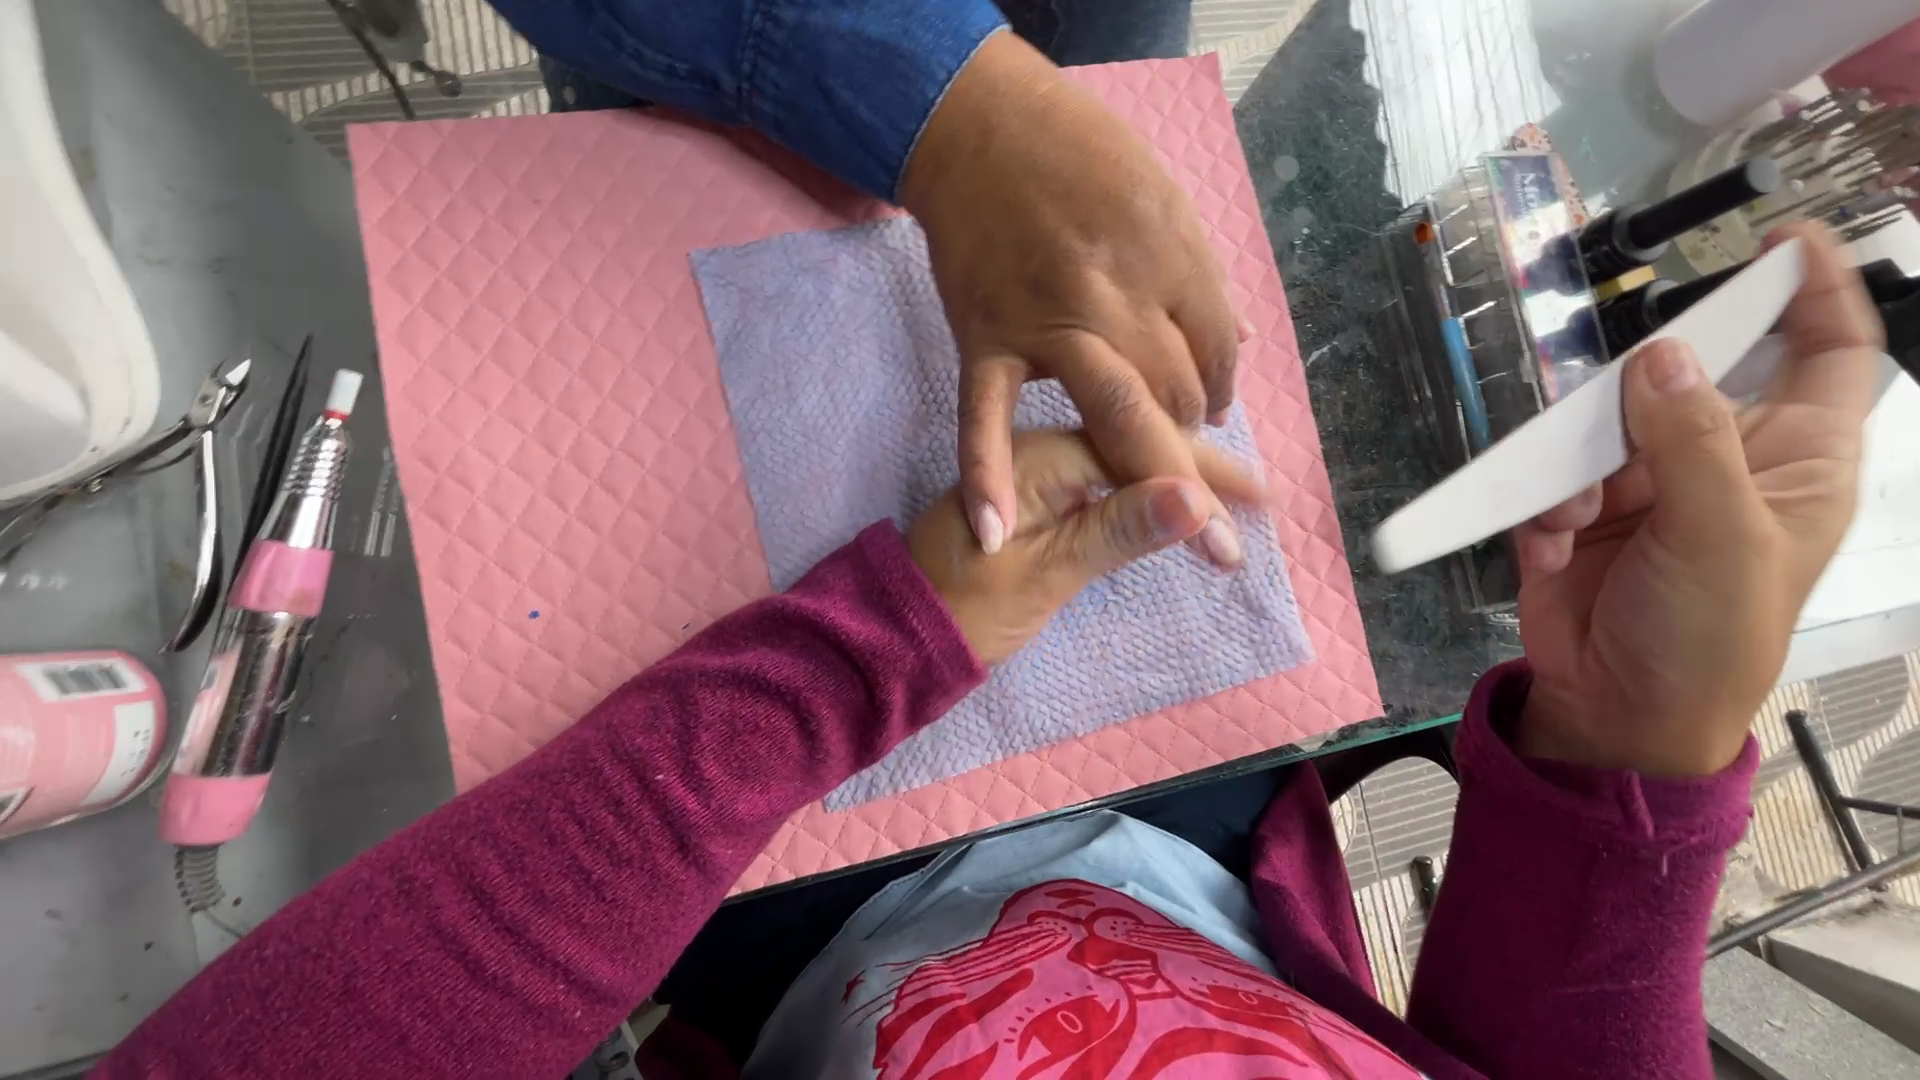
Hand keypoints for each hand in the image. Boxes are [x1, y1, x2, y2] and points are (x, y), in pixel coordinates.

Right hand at [899, 32, 1245, 567]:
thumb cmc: (1079, 155)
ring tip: (1151, 501)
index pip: (1218, 350)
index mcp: (1169, 253)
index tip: (1213, 414)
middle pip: (1178, 397)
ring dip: (1142, 466)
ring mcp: (1048, 325)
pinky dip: (986, 475)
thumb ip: (1199, 275)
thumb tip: (1237, 338)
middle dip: (1197, 451)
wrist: (981, 130)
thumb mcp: (1162, 195)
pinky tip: (996, 534)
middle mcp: (1119, 296)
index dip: (1222, 391)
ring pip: (1113, 416)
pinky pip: (984, 418)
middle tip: (1207, 500)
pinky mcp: (986, 342)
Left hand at [909, 430, 1265, 663]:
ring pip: (1122, 458)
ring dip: (1178, 476)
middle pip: (1135, 445)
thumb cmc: (967, 607)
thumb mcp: (1047, 573)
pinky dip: (1145, 486)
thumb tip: (1195, 498)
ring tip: (1237, 491)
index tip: (1257, 512)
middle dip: (1201, 472)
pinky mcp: (1038, 492)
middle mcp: (1041, 447)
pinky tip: (1175, 491)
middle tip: (1264, 494)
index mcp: (1041, 455)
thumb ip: (1118, 530)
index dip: (1200, 484)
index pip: (1138, 451)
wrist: (903, 627)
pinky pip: (1104, 477)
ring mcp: (1038, 467)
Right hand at [1512, 224, 1884, 776]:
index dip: (1811, 295)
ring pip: (1590, 435)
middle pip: (1671, 387)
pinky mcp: (1573, 518)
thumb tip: (1659, 356)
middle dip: (1628, 410)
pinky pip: (1543, 484)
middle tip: (1602, 435)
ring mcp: (1637, 491)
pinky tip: (1546, 550)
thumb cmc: (1707, 630)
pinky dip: (1538, 514)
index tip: (1776, 242)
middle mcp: (1713, 464)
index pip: (1823, 355)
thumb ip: (1689, 443)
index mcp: (1791, 461)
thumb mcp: (1718, 536)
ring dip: (1569, 477)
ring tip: (1568, 523)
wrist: (1616, 706)